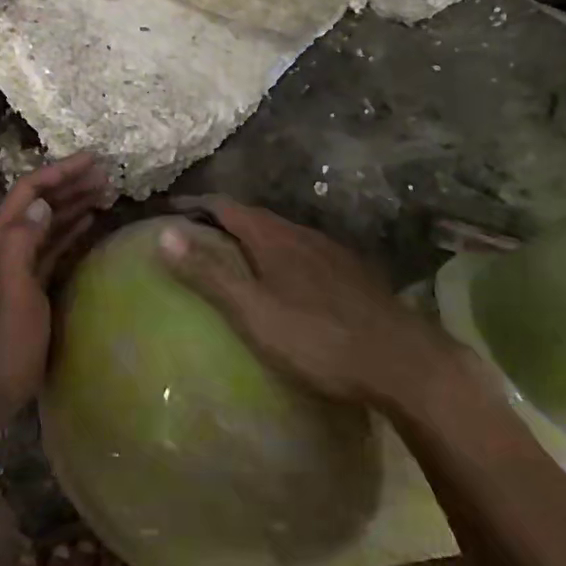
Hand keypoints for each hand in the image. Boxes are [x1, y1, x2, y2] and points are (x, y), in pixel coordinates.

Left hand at [0, 153, 108, 425]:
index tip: (93, 160)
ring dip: (73, 203)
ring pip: (48, 221)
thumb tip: (42, 205)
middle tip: (107, 174)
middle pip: (40, 202)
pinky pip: (53, 244)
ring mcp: (18, 265)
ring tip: (105, 192)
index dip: (59, 172)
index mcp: (1, 242)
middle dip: (70, 183)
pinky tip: (90, 223)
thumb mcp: (13, 293)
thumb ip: (22, 245)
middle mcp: (8, 246)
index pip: (29, 192)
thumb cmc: (3, 343)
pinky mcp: (30, 282)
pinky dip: (72, 228)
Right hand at [159, 197, 461, 407]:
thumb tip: (164, 233)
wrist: (401, 360)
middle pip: (254, 216)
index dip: (195, 204)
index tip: (168, 210)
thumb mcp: (253, 312)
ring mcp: (330, 251)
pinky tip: (283, 278)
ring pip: (281, 233)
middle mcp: (301, 234)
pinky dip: (279, 253)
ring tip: (232, 254)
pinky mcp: (350, 271)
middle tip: (194, 234)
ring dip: (252, 236)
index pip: (225, 206)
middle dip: (222, 219)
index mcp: (273, 238)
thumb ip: (209, 274)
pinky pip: (303, 251)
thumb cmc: (318, 338)